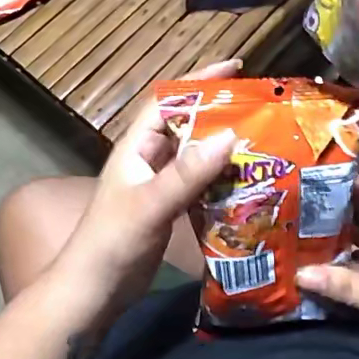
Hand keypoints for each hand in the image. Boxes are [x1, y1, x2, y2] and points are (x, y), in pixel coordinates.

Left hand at [50, 60, 241, 304]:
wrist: (94, 291)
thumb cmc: (113, 241)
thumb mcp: (150, 203)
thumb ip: (187, 173)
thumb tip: (230, 135)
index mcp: (136, 146)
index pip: (169, 100)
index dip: (199, 81)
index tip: (236, 67)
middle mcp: (148, 159)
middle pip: (188, 125)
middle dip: (221, 114)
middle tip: (263, 110)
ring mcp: (158, 185)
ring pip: (196, 157)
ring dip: (225, 150)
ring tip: (265, 144)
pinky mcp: (168, 209)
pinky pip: (200, 185)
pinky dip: (221, 181)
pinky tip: (248, 185)